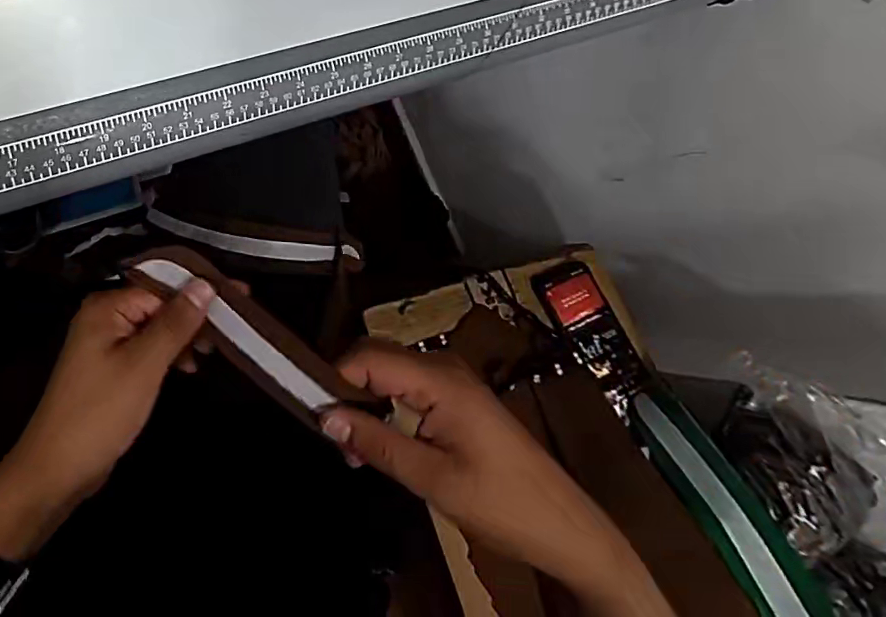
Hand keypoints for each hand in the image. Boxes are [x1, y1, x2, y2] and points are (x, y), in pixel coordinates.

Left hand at [0, 277, 214, 559]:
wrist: (57, 470)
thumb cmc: (101, 411)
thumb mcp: (144, 365)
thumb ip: (175, 323)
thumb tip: (204, 283)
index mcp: (106, 306)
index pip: (162, 287)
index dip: (199, 292)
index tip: (238, 298)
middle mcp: (103, 316)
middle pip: (158, 304)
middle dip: (193, 315)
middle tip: (232, 329)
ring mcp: (104, 343)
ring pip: (154, 327)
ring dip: (182, 336)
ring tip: (210, 351)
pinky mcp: (109, 368)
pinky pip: (145, 348)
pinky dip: (167, 354)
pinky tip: (186, 366)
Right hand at [319, 340, 673, 616]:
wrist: (569, 529)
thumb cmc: (504, 504)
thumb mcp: (433, 479)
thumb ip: (377, 441)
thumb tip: (326, 416)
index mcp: (439, 379)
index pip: (367, 356)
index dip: (335, 378)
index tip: (316, 413)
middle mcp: (443, 367)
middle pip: (376, 356)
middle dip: (347, 389)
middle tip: (337, 436)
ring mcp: (452, 380)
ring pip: (389, 370)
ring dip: (365, 400)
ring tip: (356, 446)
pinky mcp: (457, 396)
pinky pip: (407, 385)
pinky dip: (386, 406)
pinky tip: (383, 440)